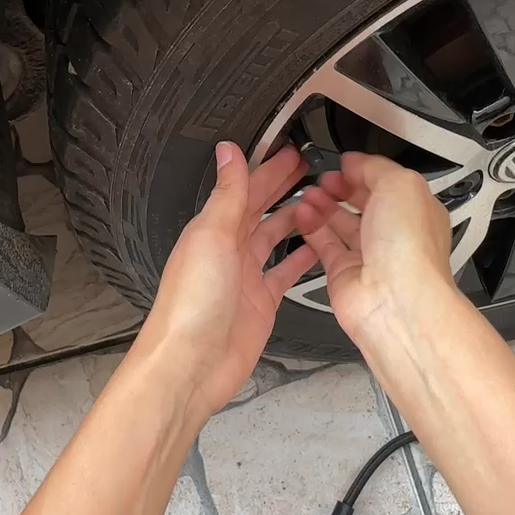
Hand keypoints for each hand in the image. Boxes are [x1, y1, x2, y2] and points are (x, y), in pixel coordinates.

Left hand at [135, 142, 315, 419]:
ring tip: (323, 201)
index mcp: (212, 229)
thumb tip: (228, 150)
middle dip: (285, 187)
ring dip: (296, 219)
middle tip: (313, 168)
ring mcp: (246, 277)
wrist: (191, 364)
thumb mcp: (211, 236)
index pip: (246, 189)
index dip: (269, 168)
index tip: (293, 150)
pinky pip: (285, 273)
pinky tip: (318, 247)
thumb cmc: (191, 303)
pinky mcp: (262, 303)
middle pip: (262, 209)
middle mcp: (229, 250)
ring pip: (275, 238)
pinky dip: (302, 258)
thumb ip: (227, 193)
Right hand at [292, 153, 462, 338]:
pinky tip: (302, 212)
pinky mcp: (345, 273)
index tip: (347, 164)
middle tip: (325, 178)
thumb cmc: (411, 250)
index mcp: (415, 211)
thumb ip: (375, 167)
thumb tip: (356, 162)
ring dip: (323, 205)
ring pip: (341, 224)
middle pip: (363, 204)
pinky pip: (324, 245)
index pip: (387, 185)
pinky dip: (311, 227)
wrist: (396, 299)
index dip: (365, 171)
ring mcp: (369, 256)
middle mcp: (394, 235)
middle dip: (342, 188)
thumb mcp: (400, 184)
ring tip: (309, 192)